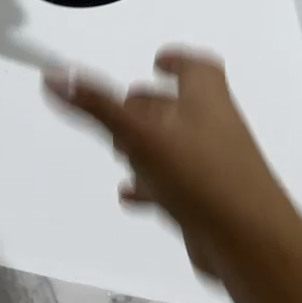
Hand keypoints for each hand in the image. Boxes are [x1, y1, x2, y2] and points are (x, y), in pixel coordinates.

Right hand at [43, 47, 299, 277]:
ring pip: (176, 147)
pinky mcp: (209, 201)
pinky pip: (176, 185)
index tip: (157, 61)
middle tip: (120, 111)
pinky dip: (151, 184)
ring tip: (119, 152)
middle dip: (150, 108)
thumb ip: (97, 106)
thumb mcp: (139, 135)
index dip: (178, 61)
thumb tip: (53, 74)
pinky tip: (129, 194)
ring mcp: (214, 166)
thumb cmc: (198, 176)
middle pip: (181, 108)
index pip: (197, 69)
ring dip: (147, 147)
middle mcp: (213, 128)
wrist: (248, 241)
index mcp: (205, 102)